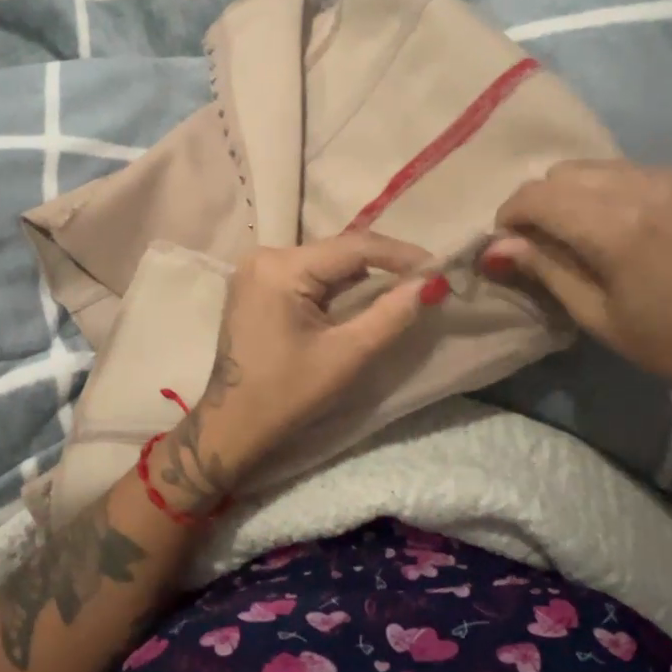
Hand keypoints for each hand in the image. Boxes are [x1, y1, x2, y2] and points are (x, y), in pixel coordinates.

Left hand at [147, 233, 436, 511]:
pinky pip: (306, 274)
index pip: (353, 246)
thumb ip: (390, 314)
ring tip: (395, 296)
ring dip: (358, 279)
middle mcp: (263, 256)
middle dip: (381, 267)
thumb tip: (430, 283)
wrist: (233, 425)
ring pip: (324, 263)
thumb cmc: (287, 394)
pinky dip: (334, 288)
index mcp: (281, 267)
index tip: (439, 266)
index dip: (400, 254)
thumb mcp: (347, 355)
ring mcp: (255, 270)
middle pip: (337, 251)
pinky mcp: (255, 285)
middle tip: (422, 282)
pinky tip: (354, 306)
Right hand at [486, 160, 671, 440]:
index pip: (538, 196)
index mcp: (620, 225)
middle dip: (540, 203)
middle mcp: (647, 185)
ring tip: (578, 237)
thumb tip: (494, 246)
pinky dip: (609, 192)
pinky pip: (632, 172)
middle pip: (564, 173)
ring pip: (597, 167)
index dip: (510, 217)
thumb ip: (545, 270)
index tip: (504, 246)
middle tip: (538, 245)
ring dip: (573, 195)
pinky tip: (620, 229)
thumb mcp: (598, 318)